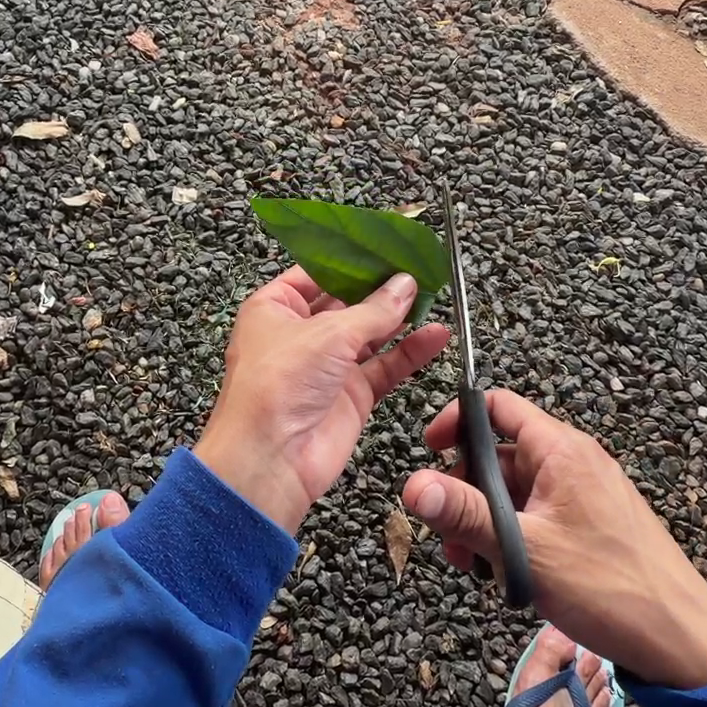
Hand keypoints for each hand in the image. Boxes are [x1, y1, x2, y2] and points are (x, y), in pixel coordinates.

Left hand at [195, 267, 450, 532]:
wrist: (270, 459)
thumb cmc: (275, 387)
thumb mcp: (328, 334)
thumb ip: (373, 310)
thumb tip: (404, 285)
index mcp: (274, 308)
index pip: (315, 273)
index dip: (350, 260)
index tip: (385, 247)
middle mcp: (299, 334)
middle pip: (345, 301)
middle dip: (380, 287)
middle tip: (416, 267)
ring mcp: (325, 365)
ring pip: (369, 333)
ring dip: (399, 317)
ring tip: (433, 294)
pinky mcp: (349, 395)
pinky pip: (384, 366)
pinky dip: (410, 352)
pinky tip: (436, 335)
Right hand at [401, 390, 706, 689]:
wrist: (687, 648)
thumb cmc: (612, 588)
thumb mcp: (526, 550)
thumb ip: (466, 514)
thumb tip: (413, 485)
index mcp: (560, 450)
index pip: (496, 406)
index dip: (457, 420)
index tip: (430, 452)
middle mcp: (571, 461)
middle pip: (498, 453)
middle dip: (464, 489)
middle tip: (449, 533)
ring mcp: (581, 493)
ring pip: (513, 489)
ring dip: (484, 519)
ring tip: (473, 562)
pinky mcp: (588, 523)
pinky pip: (534, 514)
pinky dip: (510, 534)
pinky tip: (504, 571)